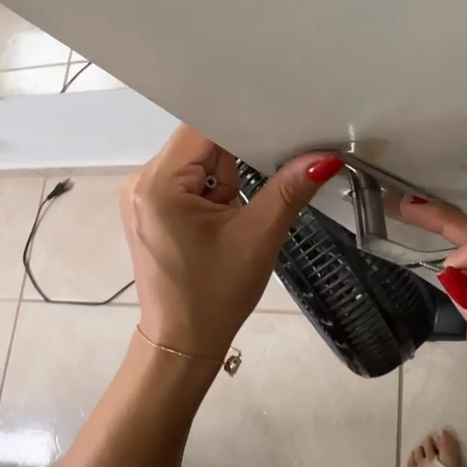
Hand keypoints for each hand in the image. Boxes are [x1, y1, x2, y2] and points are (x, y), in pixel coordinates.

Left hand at [119, 125, 344, 358]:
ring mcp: (143, 195)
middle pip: (199, 142)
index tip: (277, 124)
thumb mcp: (258, 237)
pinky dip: (213, 189)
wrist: (183, 343)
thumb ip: (289, 189)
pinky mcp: (152, 209)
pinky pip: (188, 180)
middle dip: (235, 157)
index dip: (241, 123)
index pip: (203, 127)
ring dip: (224, 177)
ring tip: (241, 208)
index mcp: (158, 183)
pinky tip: (229, 212)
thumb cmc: (214, 295)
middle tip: (265, 175)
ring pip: (197, 161)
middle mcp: (141, 181)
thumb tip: (325, 158)